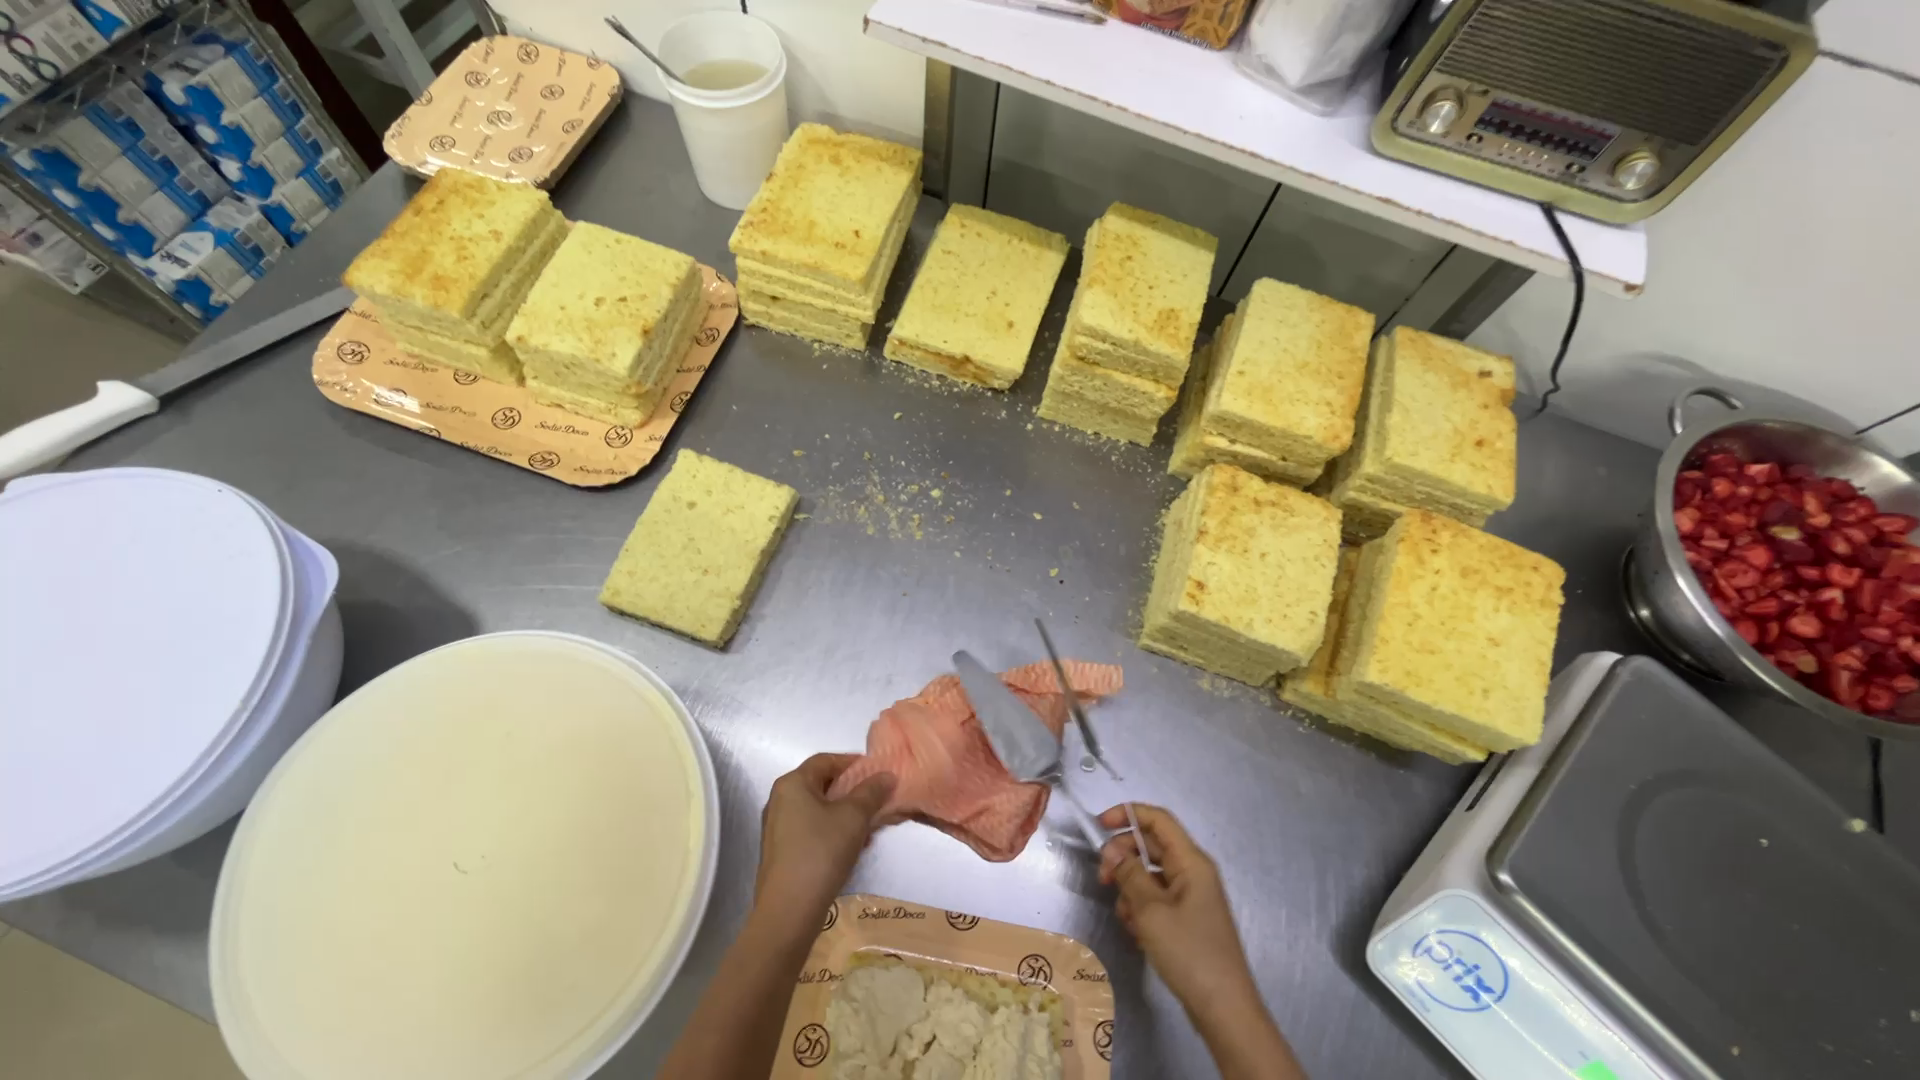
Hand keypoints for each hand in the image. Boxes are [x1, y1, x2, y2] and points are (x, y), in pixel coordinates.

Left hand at [755, 754, 895, 918]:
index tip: (877, 772)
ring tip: (869, 828)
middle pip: (821, 784)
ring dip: (845, 814)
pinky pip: (811, 829)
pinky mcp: (781, 851)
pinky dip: (832, 831)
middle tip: (877, 801)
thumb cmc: (821, 851)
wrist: (789, 909)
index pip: (826, 760)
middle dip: (852, 791)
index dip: (853, 762)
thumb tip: (887, 775)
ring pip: (817, 809)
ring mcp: (777, 827)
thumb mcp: (854, 817)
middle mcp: (779, 800)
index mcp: (793, 784)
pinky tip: (851, 848)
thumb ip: (871, 792)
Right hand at [1097, 803, 1255, 1007]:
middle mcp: (1193, 873)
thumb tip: (1112, 850)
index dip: (1128, 814)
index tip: (1099, 825)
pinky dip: (1141, 910)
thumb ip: (1129, 874)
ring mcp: (1191, 897)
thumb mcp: (1151, 911)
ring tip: (1126, 918)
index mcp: (1191, 862)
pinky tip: (1136, 933)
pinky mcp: (1187, 920)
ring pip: (1150, 876)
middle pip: (1151, 847)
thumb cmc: (1188, 952)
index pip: (1158, 819)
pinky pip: (1157, 900)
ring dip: (1131, 890)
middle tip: (1102, 879)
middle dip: (1124, 858)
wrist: (1223, 1008)